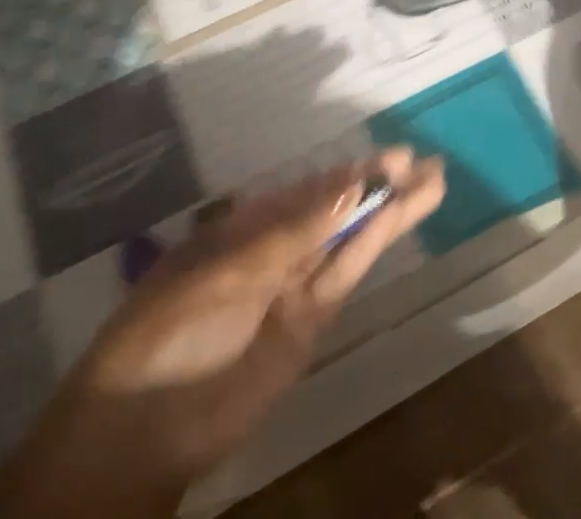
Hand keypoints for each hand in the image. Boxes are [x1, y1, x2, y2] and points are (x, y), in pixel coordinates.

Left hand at [0, 149, 444, 518]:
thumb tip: (349, 187)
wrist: (147, 424)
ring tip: (433, 182)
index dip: (346, 173)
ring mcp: (294, 287)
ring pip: (349, 240)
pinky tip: (400, 220)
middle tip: (423, 161)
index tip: (390, 156)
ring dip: (388, 212)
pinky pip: (345, 275)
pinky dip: (373, 246)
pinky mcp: (311, 322)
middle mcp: (272, 251)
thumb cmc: (168, 330)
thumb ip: (292, 232)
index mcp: (238, 229)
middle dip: (376, 186)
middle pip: (334, 212)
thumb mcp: (225, 270)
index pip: (303, 191)